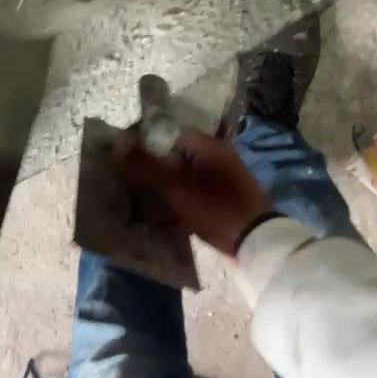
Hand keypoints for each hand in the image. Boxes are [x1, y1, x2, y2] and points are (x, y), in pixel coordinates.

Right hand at [116, 128, 272, 257]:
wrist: (258, 243)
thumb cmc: (216, 208)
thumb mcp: (176, 187)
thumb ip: (146, 165)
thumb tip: (118, 142)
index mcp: (207, 146)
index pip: (167, 134)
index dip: (143, 144)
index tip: (124, 160)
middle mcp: (216, 156)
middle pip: (174, 156)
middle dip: (151, 168)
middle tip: (130, 183)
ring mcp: (222, 178)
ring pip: (182, 176)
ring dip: (163, 187)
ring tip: (142, 201)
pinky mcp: (224, 198)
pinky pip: (192, 192)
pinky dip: (177, 200)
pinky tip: (163, 216)